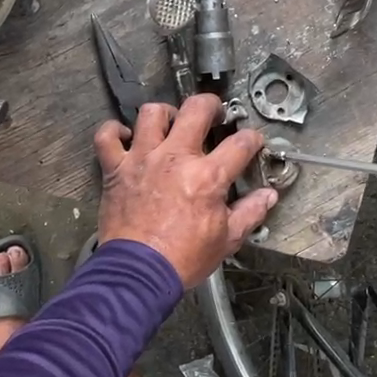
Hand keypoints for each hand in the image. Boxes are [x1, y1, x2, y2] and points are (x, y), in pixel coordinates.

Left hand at [94, 95, 275, 288]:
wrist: (139, 272)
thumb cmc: (182, 258)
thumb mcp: (226, 239)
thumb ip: (249, 212)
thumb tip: (268, 196)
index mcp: (207, 177)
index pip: (240, 144)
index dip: (252, 139)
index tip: (251, 141)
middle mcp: (175, 158)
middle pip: (196, 109)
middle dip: (210, 104)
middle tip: (213, 113)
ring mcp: (142, 159)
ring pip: (151, 113)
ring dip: (164, 114)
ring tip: (170, 123)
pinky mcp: (116, 169)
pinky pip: (107, 137)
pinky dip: (114, 131)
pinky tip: (126, 136)